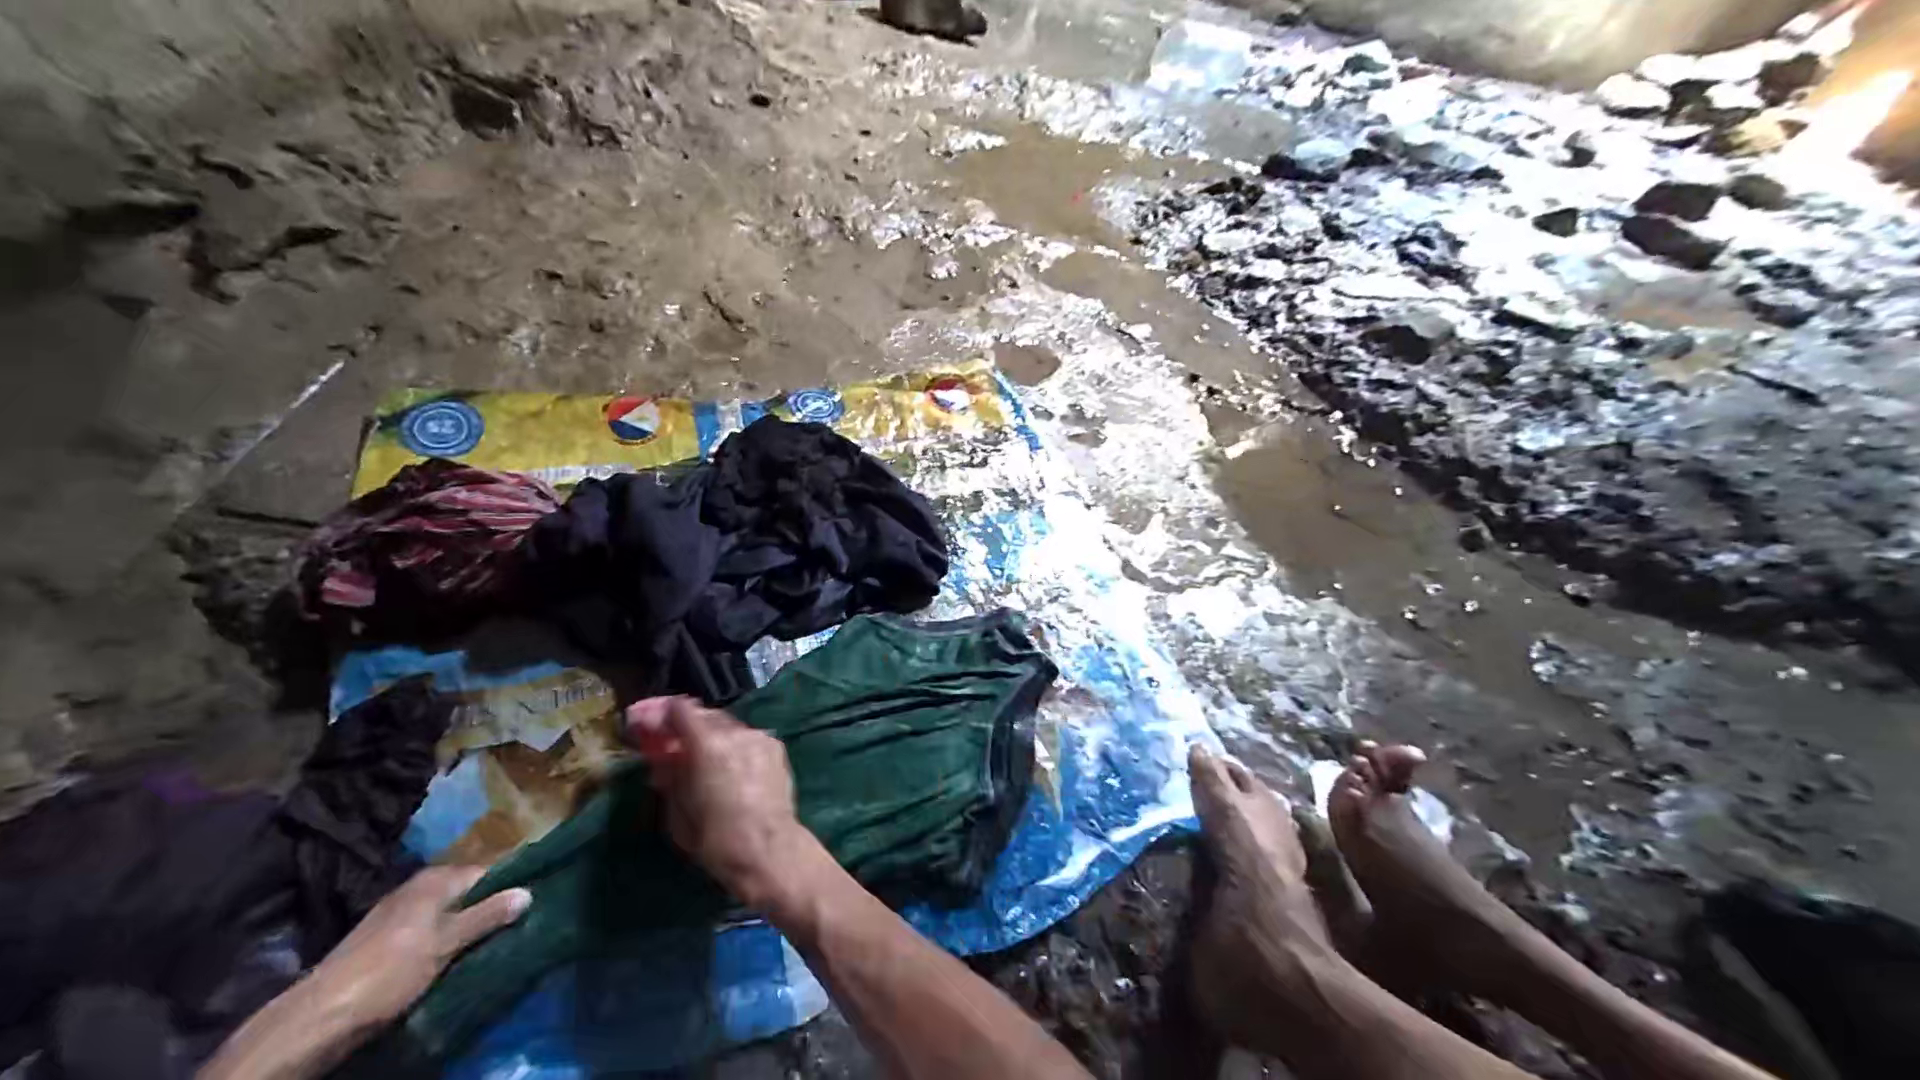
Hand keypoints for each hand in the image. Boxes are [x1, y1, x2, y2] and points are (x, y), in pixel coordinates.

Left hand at [301, 866, 530, 1029]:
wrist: (320, 1015)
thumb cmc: (392, 969)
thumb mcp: (447, 942)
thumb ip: (488, 914)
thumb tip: (529, 891)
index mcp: (435, 878)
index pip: (487, 871)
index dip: (510, 884)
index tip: (531, 900)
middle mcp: (417, 887)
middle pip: (466, 891)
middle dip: (489, 905)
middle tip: (517, 923)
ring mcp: (397, 912)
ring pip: (447, 911)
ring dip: (466, 923)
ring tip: (491, 940)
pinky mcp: (384, 938)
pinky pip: (429, 928)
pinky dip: (445, 937)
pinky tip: (454, 954)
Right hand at [625, 696, 820, 911]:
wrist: (768, 850)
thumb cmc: (715, 839)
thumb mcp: (677, 811)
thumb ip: (669, 775)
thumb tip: (664, 761)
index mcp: (708, 744)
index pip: (679, 709)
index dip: (658, 712)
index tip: (644, 721)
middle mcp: (736, 732)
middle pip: (704, 714)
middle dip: (683, 724)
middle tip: (668, 741)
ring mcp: (759, 737)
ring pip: (726, 725)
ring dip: (709, 734)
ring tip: (698, 755)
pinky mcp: (775, 747)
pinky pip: (746, 738)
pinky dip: (731, 745)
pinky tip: (726, 764)